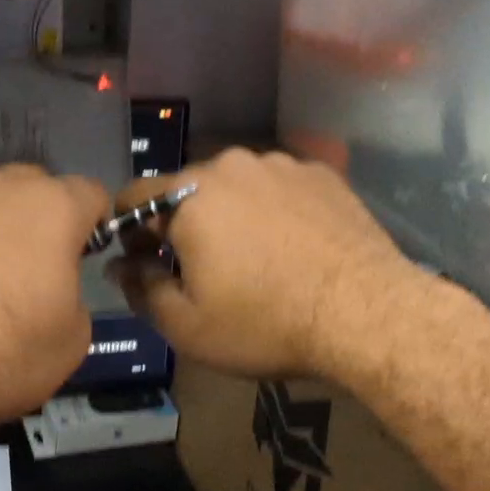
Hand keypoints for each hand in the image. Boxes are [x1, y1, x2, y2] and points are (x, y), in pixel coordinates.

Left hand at [0, 165, 110, 425]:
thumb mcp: (72, 340)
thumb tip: (52, 291)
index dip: (94, 223)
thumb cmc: (4, 351)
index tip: (85, 256)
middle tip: (33, 271)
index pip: (91, 192)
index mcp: (52, 207)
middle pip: (32, 188)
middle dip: (39, 220)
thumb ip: (71, 296)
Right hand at [106, 148, 426, 379]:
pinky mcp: (322, 174)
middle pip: (187, 189)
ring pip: (235, 186)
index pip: (134, 197)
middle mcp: (230, 165)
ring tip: (256, 259)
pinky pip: (279, 187)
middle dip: (183, 223)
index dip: (129, 231)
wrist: (366, 316)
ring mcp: (281, 164)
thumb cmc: (264, 324)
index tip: (145, 262)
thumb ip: (141, 289)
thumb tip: (122, 266)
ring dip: (230, 214)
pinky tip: (294, 246)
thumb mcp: (187, 325)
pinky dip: (274, 210)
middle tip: (203, 269)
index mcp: (188, 196)